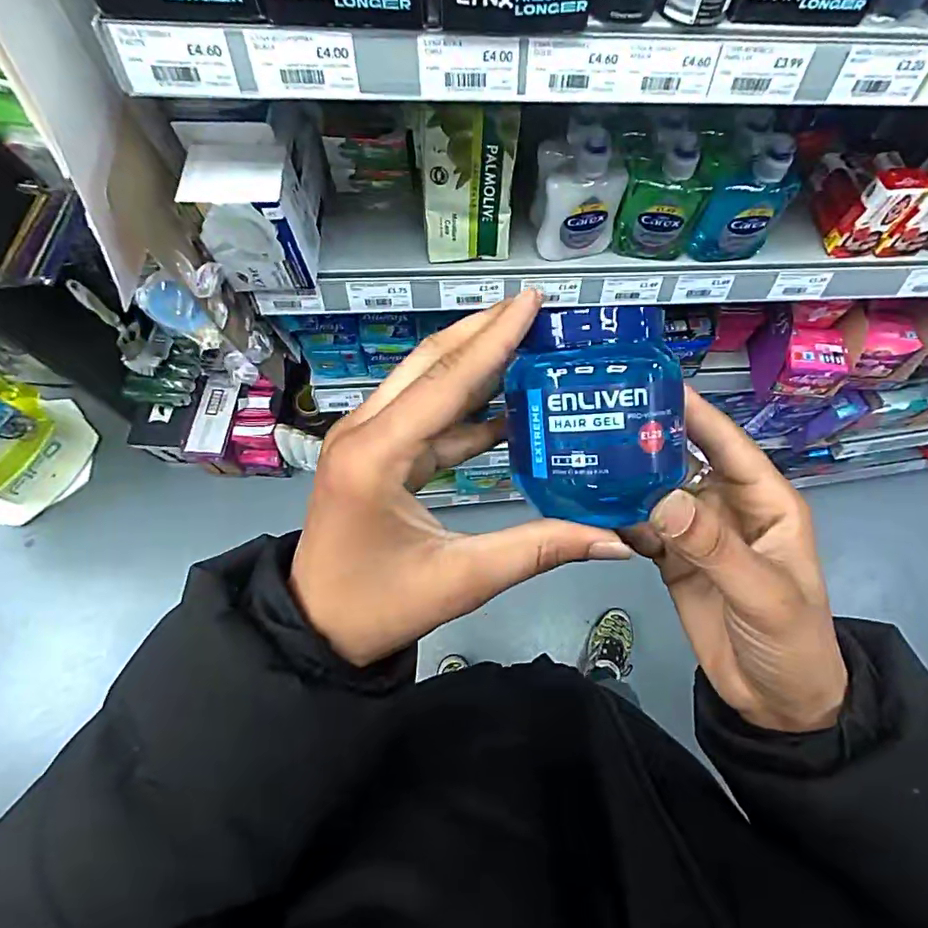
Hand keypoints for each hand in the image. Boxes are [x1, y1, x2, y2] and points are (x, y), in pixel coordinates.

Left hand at [291, 290, 633, 666]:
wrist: (315, 626)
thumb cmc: (377, 606)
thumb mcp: (461, 579)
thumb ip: (539, 550)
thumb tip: (612, 541)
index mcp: (375, 454)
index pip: (447, 381)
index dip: (494, 338)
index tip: (531, 301)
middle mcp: (364, 432)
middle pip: (429, 364)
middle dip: (483, 331)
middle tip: (534, 308)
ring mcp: (364, 439)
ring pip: (425, 384)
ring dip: (474, 363)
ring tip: (526, 343)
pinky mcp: (373, 453)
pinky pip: (424, 417)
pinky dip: (464, 407)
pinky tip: (505, 407)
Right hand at [623, 389, 846, 731]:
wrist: (777, 703)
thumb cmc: (791, 640)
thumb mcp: (762, 593)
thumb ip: (713, 547)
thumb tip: (660, 497)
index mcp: (764, 502)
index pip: (729, 446)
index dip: (697, 413)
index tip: (655, 382)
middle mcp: (727, 507)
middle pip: (684, 462)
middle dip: (649, 438)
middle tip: (600, 414)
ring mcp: (697, 533)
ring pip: (657, 492)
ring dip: (627, 477)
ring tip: (583, 452)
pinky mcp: (673, 559)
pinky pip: (642, 528)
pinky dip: (619, 518)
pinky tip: (589, 503)